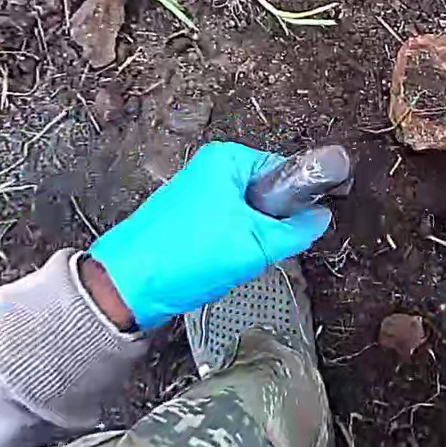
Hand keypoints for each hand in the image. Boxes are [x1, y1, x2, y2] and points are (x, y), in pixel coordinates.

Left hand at [88, 141, 331, 329]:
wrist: (125, 288)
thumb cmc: (184, 255)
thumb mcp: (256, 244)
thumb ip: (298, 230)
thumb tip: (320, 218)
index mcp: (228, 158)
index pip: (285, 168)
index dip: (301, 196)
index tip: (309, 220)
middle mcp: (212, 167)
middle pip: (267, 192)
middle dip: (272, 222)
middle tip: (265, 245)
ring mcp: (198, 192)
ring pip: (249, 213)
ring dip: (252, 236)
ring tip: (237, 256)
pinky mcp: (189, 216)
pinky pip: (228, 225)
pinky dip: (232, 244)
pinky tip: (220, 262)